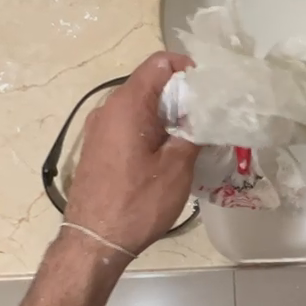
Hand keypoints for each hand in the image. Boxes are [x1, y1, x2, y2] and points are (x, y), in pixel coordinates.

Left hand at [60, 52, 199, 257]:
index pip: (159, 64)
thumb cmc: (138, 202)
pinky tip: (169, 156)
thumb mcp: (177, 167)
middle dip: (182, 97)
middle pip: (150, 85)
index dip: (188, 70)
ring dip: (168, 118)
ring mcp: (99, 129)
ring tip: (193, 141)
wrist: (95, 241)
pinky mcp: (98, 148)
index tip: (210, 92)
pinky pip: (129, 127)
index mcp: (127, 105)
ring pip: (141, 108)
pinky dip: (152, 132)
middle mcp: (108, 109)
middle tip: (209, 120)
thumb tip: (206, 115)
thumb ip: (194, 133)